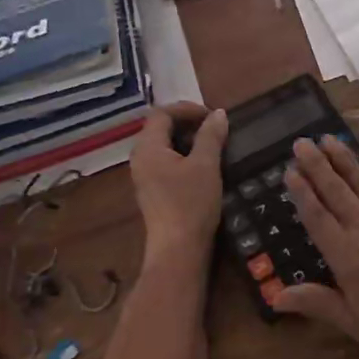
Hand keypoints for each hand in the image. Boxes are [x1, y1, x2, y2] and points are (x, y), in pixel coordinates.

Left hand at [130, 102, 228, 262]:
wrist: (178, 250)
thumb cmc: (191, 203)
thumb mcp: (206, 165)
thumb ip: (211, 136)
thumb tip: (218, 114)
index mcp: (148, 147)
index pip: (161, 113)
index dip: (187, 109)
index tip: (211, 116)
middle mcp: (140, 158)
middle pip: (159, 128)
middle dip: (187, 123)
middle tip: (214, 129)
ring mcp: (144, 176)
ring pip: (163, 146)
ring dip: (187, 140)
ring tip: (212, 146)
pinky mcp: (152, 191)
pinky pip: (165, 162)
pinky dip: (183, 156)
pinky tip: (202, 167)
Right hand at [274, 136, 358, 358]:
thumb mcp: (356, 323)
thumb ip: (318, 303)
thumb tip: (276, 297)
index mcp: (346, 256)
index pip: (317, 217)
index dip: (301, 194)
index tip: (289, 171)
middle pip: (336, 192)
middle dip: (316, 166)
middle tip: (300, 143)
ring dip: (344, 159)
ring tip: (328, 138)